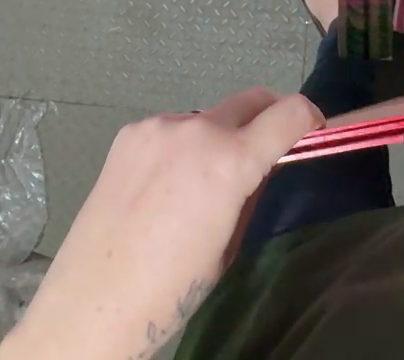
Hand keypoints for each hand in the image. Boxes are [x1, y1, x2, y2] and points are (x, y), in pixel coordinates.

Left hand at [0, 88, 322, 359]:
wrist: (91, 304)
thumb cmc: (172, 289)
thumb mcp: (229, 244)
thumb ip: (251, 190)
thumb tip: (261, 163)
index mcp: (230, 162)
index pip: (290, 112)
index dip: (309, 117)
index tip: (312, 131)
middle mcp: (196, 129)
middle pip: (252, 99)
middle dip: (268, 118)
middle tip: (265, 150)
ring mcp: (159, 126)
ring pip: (209, 118)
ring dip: (219, 137)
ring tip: (198, 185)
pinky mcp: (130, 132)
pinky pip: (173, 129)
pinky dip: (182, 147)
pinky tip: (162, 187)